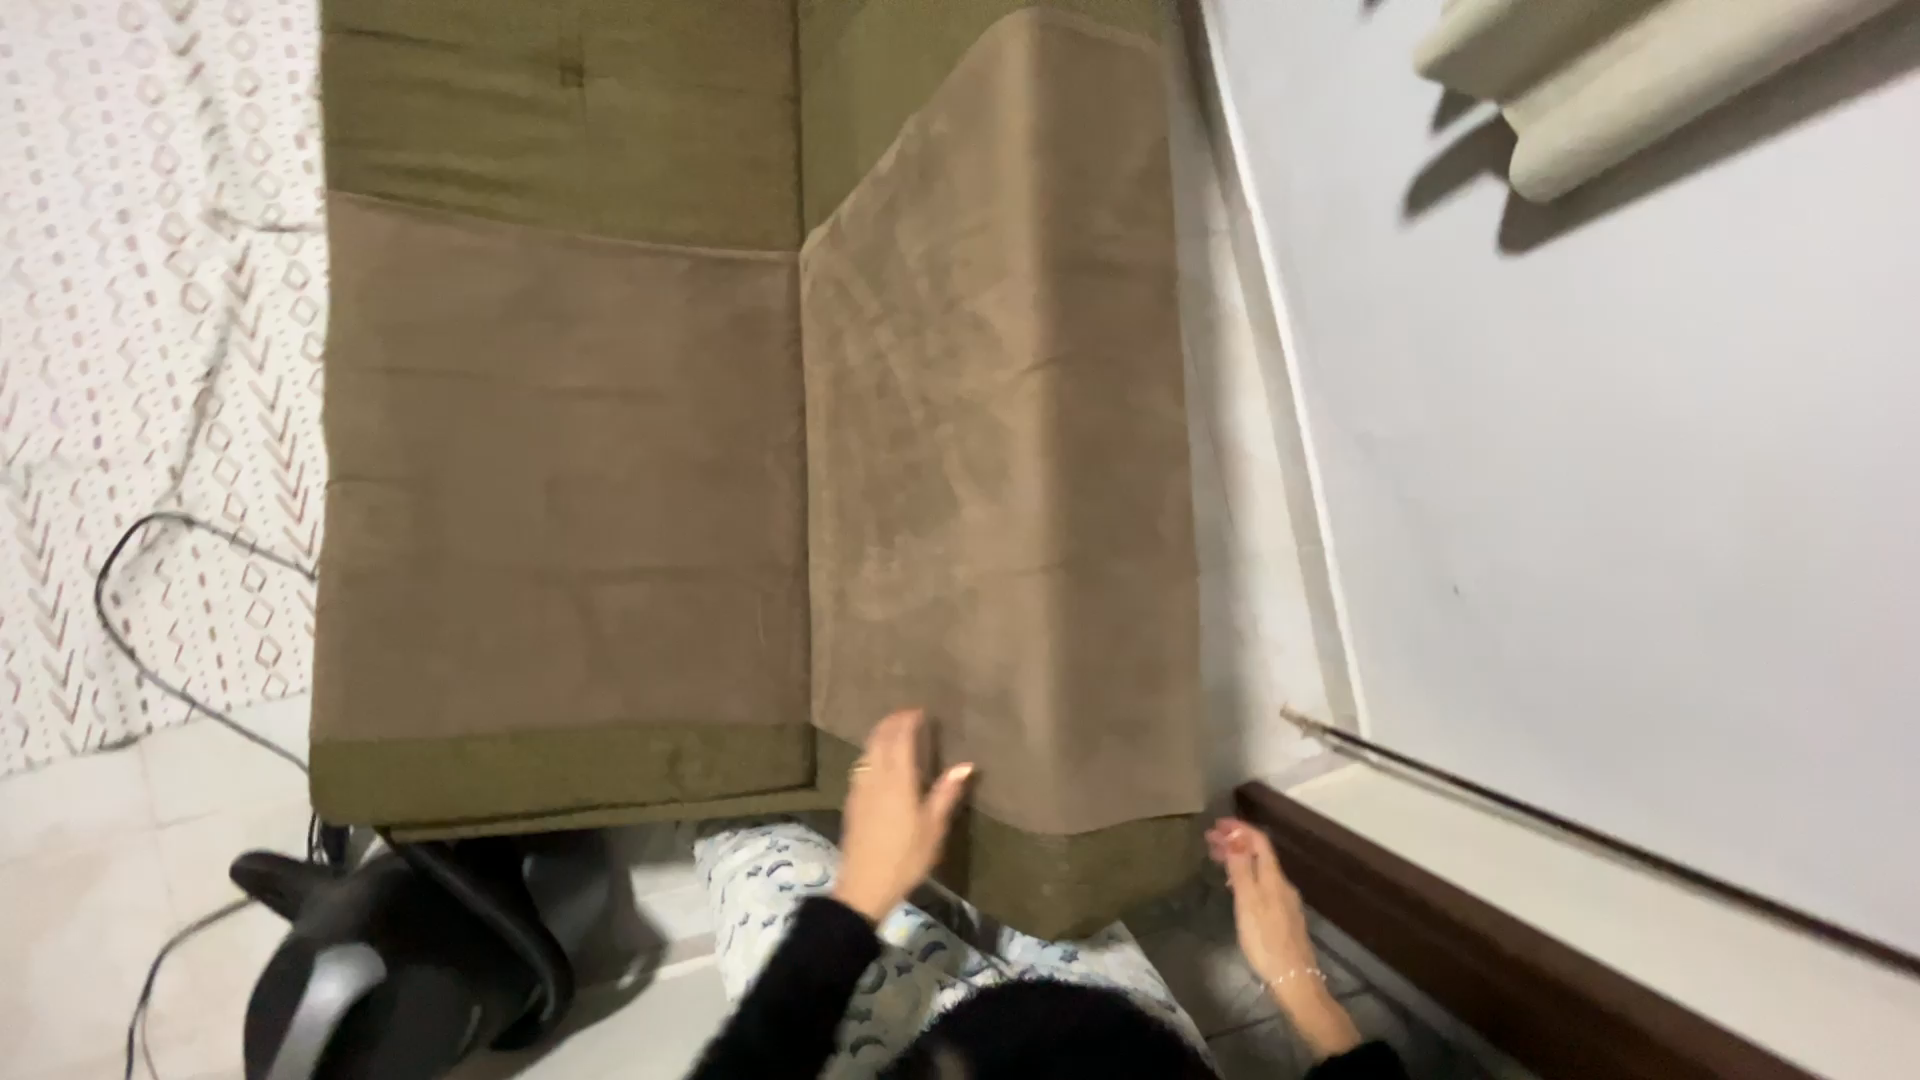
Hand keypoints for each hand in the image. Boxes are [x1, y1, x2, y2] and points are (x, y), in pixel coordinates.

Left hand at [832, 709, 974, 923]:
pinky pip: (861, 766)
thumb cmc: (905, 857)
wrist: (864, 886)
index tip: (918, 711)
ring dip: (879, 736)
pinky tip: (877, 762)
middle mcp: (875, 778)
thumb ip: (946, 793)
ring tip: (893, 732)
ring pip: (867, 752)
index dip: (907, 721)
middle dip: (891, 723)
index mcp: (897, 780)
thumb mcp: (933, 828)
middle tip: (905, 715)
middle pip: (879, 739)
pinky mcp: (852, 802)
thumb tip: (965, 765)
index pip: (900, 739)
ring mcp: (860, 789)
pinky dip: (871, 753)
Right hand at [1207, 818, 1361, 1058]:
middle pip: (1259, 854)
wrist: (1294, 980)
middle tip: (1210, 841)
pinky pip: (1263, 884)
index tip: (1217, 824)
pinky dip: (1246, 876)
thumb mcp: (1248, 902)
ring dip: (1239, 859)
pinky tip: (1236, 886)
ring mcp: (1286, 901)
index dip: (1239, 828)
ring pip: (1260, 869)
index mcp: (1273, 878)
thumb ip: (1241, 869)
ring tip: (1217, 860)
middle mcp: (1282, 884)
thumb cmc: (1265, 940)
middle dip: (1235, 843)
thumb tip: (1236, 837)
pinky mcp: (1284, 917)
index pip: (1259, 841)